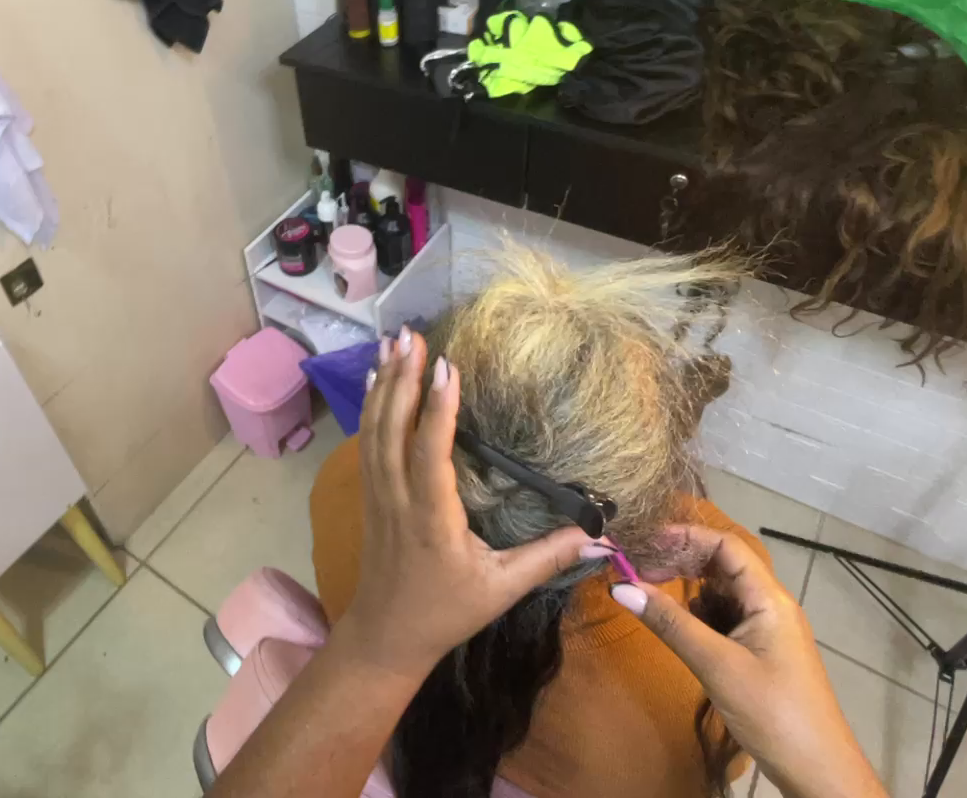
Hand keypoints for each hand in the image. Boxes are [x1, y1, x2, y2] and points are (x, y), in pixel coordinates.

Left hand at [336, 329, 591, 680]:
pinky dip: (371, 404)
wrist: (386, 633)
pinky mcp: (369, 491)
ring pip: (374, 429)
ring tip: (392, 341)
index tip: (446, 365)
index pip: (430, 454)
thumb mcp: (501, 590)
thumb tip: (599, 536)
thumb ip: (547, 559)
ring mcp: (377, 492)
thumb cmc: (446, 611)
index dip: (437, 409)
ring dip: (384, 383)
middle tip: (410, 333)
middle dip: (401, 377)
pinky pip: (367, 440)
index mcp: (430, 518)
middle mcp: (397, 497)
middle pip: (392, 429)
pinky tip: (376, 379)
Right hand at [612, 527, 887, 797]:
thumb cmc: (775, 713)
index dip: (686, 536)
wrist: (821, 776)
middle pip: (722, 563)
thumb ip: (670, 623)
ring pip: (720, 591)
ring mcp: (766, 628)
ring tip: (648, 589)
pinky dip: (696, 613)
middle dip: (680, 559)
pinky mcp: (760, 651)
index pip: (726, 545)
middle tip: (639, 566)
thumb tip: (620, 586)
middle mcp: (769, 604)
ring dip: (686, 586)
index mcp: (769, 598)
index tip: (646, 541)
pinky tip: (675, 622)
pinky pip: (723, 616)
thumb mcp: (717, 666)